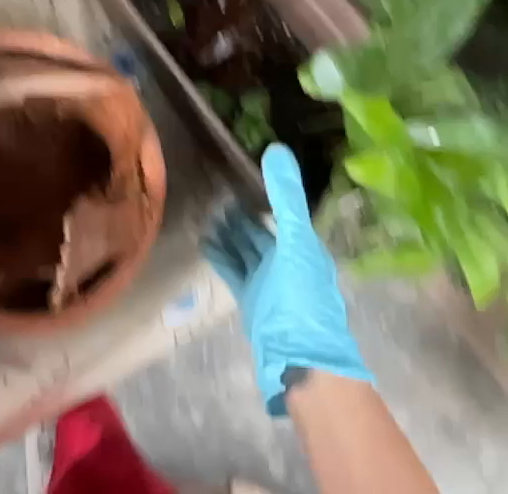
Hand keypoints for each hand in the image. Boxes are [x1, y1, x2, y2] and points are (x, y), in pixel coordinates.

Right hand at [202, 145, 372, 416]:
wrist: (299, 358)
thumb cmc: (302, 297)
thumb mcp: (296, 241)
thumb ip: (287, 197)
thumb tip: (276, 148)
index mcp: (303, 246)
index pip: (282, 212)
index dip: (264, 192)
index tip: (240, 171)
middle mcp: (286, 260)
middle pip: (260, 230)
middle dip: (242, 212)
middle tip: (215, 188)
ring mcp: (267, 280)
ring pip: (244, 248)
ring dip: (228, 231)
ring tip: (205, 211)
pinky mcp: (249, 298)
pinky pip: (232, 269)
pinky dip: (219, 254)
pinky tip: (203, 240)